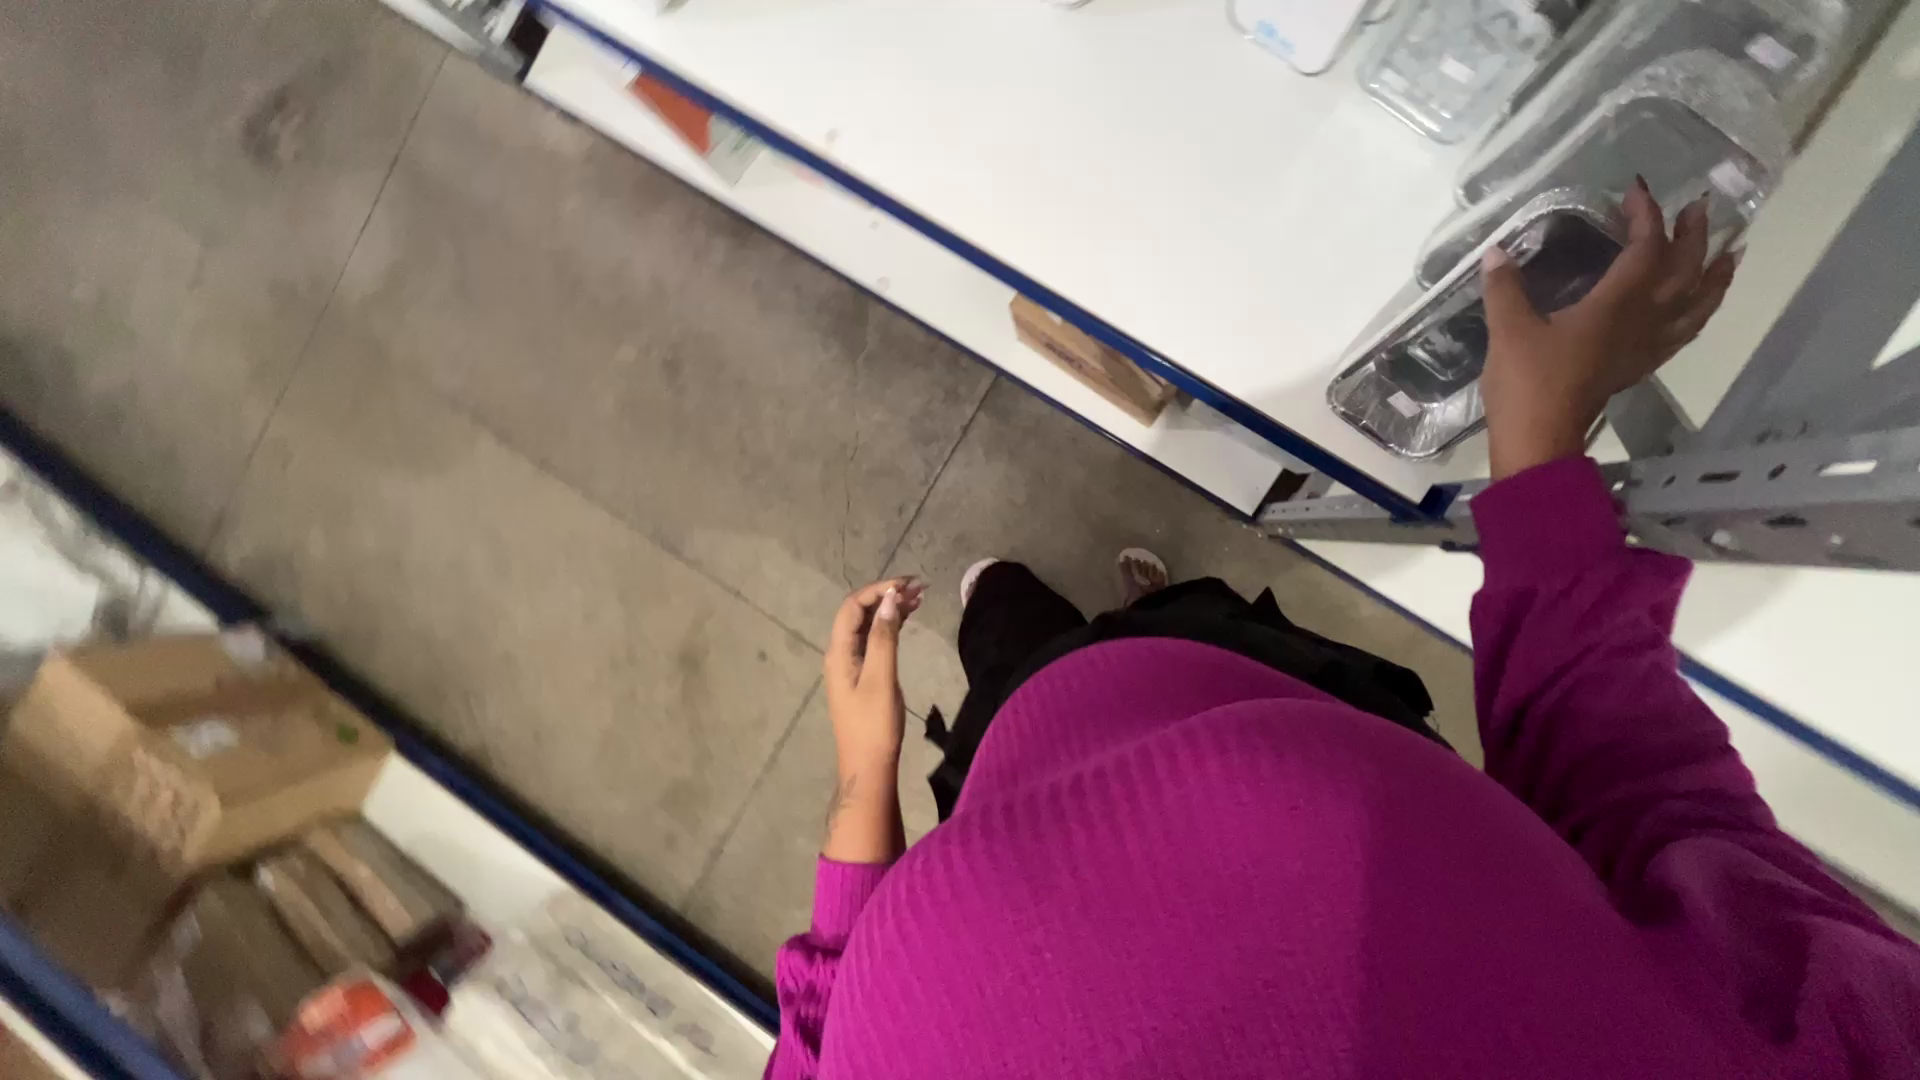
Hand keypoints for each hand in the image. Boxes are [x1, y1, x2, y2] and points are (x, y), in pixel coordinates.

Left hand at [820, 577, 923, 864]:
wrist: (868, 766)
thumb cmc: (874, 724)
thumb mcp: (881, 678)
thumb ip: (884, 638)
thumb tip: (890, 600)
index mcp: (839, 652)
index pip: (853, 606)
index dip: (879, 590)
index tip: (908, 585)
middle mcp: (841, 653)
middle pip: (859, 613)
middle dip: (886, 595)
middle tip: (918, 587)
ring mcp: (852, 664)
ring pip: (869, 625)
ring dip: (891, 609)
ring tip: (919, 597)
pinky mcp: (864, 674)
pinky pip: (875, 640)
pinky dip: (891, 626)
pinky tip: (909, 619)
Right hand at [1480, 178, 1737, 479]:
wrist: (1538, 436)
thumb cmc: (1526, 382)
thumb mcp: (1507, 331)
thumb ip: (1504, 290)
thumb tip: (1495, 253)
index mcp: (1615, 305)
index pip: (1645, 248)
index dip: (1645, 216)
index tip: (1637, 191)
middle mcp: (1643, 320)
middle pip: (1684, 269)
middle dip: (1693, 235)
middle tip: (1696, 208)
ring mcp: (1645, 346)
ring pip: (1697, 302)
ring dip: (1714, 273)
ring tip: (1727, 253)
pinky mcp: (1637, 366)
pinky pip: (1684, 332)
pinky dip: (1699, 312)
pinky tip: (1696, 308)